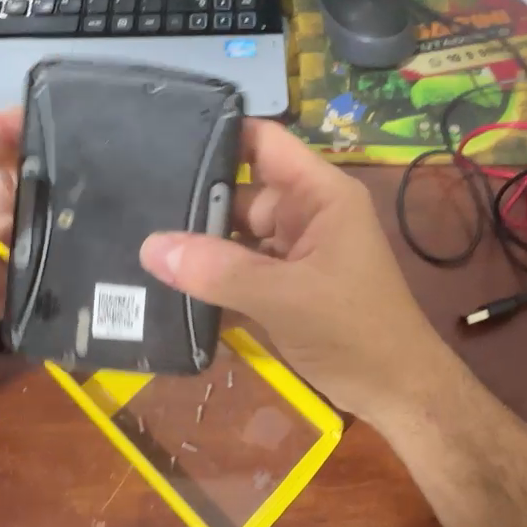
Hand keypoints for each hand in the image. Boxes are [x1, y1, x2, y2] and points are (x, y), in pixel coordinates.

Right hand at [137, 119, 449, 421]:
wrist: (395, 392)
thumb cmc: (354, 331)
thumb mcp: (285, 297)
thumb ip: (218, 271)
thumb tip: (150, 246)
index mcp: (320, 194)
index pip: (265, 142)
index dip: (220, 134)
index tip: (162, 139)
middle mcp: (306, 212)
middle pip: (242, 190)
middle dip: (195, 197)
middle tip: (131, 200)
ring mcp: (296, 249)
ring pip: (237, 232)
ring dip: (198, 242)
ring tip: (136, 237)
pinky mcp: (286, 283)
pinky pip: (241, 266)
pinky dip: (213, 275)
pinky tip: (166, 282)